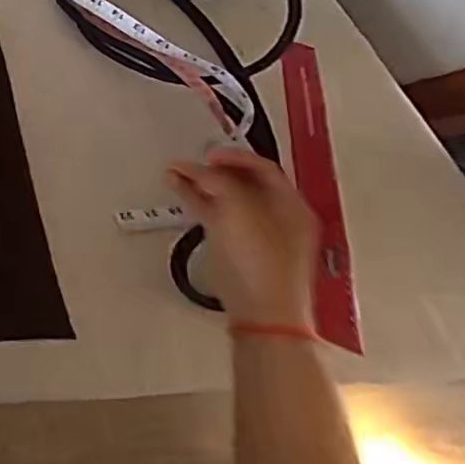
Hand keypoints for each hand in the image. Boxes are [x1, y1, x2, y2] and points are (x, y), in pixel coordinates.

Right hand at [167, 147, 316, 326]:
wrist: (261, 310)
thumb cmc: (257, 258)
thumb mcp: (238, 209)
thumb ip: (219, 182)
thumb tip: (198, 169)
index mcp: (291, 206)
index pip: (264, 169)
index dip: (234, 156)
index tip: (206, 153)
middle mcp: (277, 215)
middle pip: (243, 180)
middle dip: (213, 167)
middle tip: (189, 160)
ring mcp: (256, 230)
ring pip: (224, 195)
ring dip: (199, 180)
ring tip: (173, 170)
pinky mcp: (235, 243)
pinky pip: (215, 210)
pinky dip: (196, 197)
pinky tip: (178, 188)